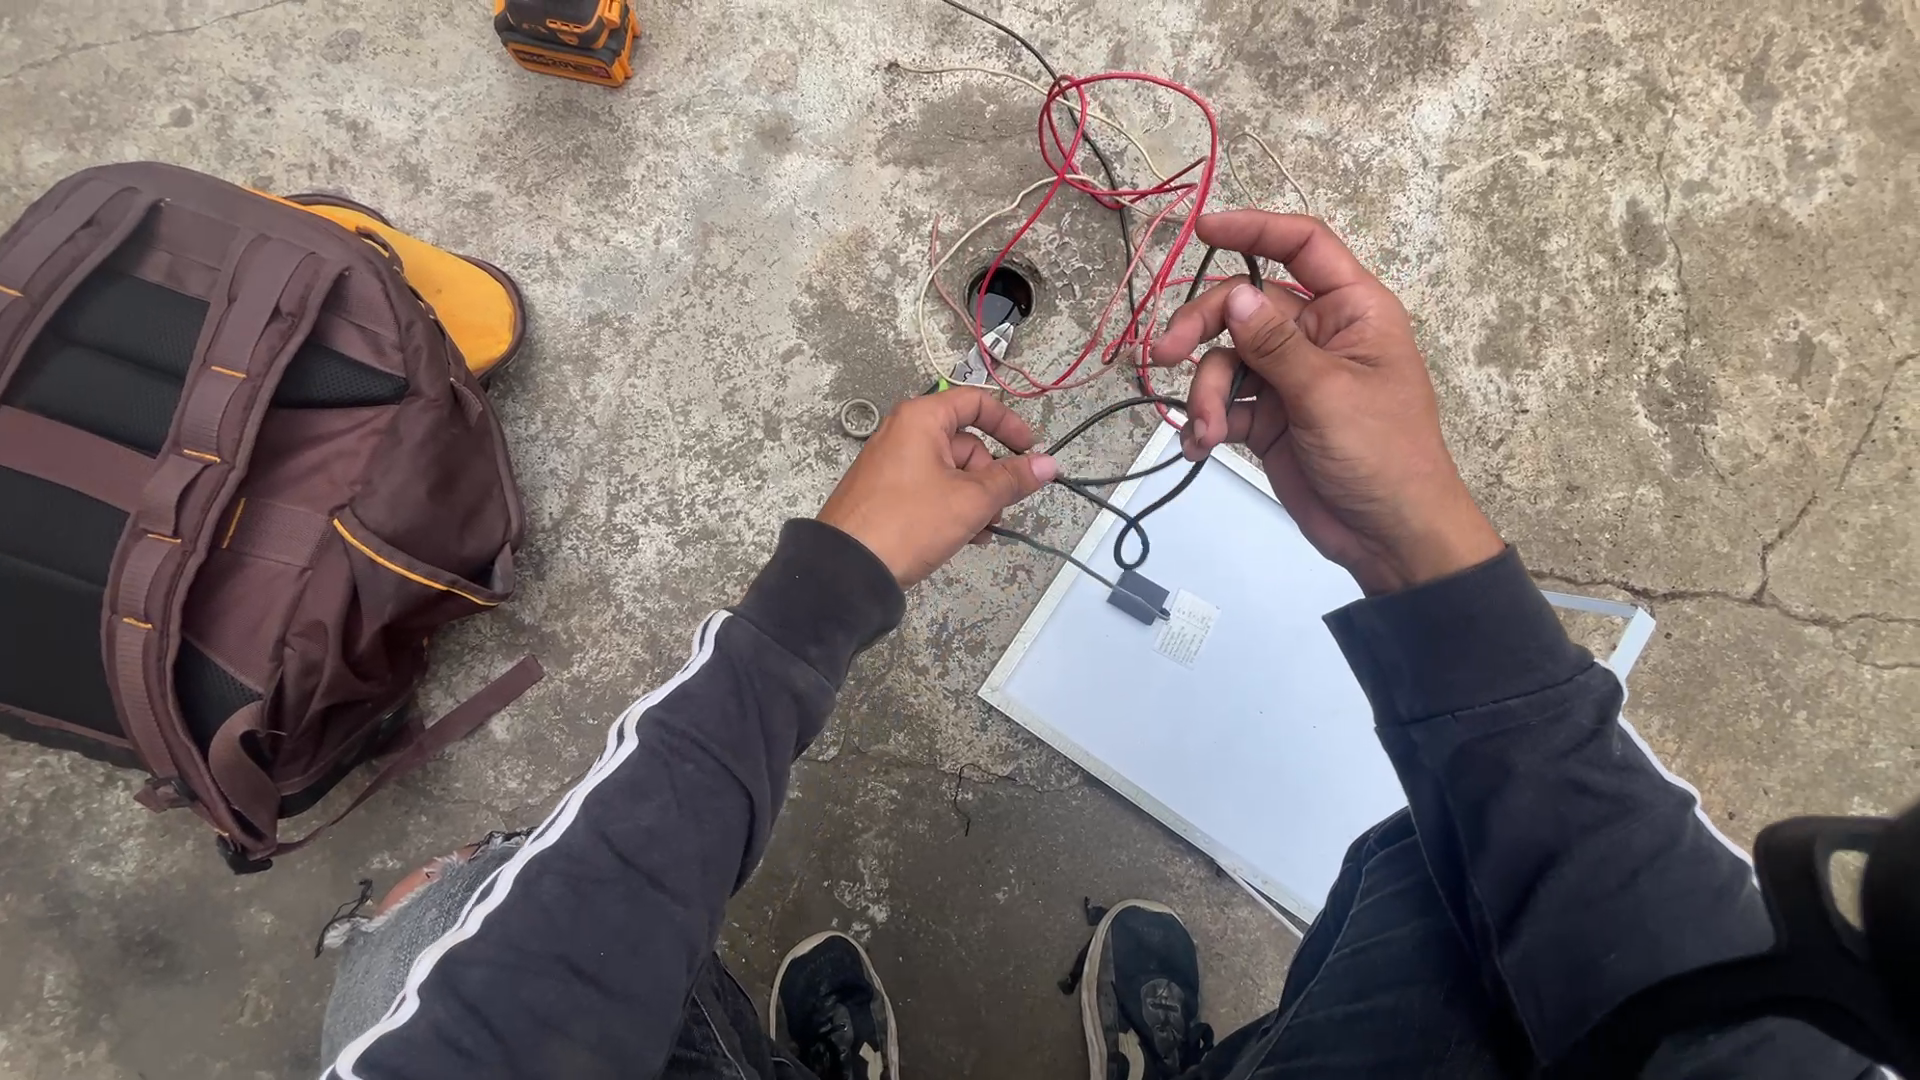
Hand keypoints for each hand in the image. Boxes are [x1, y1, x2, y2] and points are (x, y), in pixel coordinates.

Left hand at [819, 387, 1057, 586]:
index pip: (976, 403)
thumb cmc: (909, 523)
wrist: (848, 569)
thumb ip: (1012, 480)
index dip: (1010, 425)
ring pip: (950, 472)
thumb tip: (1048, 465)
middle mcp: (904, 433)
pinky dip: (952, 508)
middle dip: (991, 478)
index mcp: (921, 419)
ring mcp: (891, 464)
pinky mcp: (885, 493)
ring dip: (975, 499)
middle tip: (1001, 509)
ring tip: (983, 532)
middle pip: (966, 443)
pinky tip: (965, 537)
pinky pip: (930, 490)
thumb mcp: (971, 500)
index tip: (1030, 452)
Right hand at [1152, 211, 1502, 595]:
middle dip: (1202, 330)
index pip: (1303, 248)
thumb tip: (1231, 294)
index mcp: (1350, 311)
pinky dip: (1207, 425)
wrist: (1386, 535)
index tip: (1203, 229)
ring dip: (1206, 396)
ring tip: (1207, 434)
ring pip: (1225, 363)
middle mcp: (1314, 337)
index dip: (1255, 230)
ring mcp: (1287, 379)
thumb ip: (1274, 343)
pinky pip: (1223, 406)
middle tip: (1164, 356)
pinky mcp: (1265, 419)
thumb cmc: (1381, 454)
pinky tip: (1203, 448)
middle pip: (1243, 309)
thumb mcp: (1326, 393)